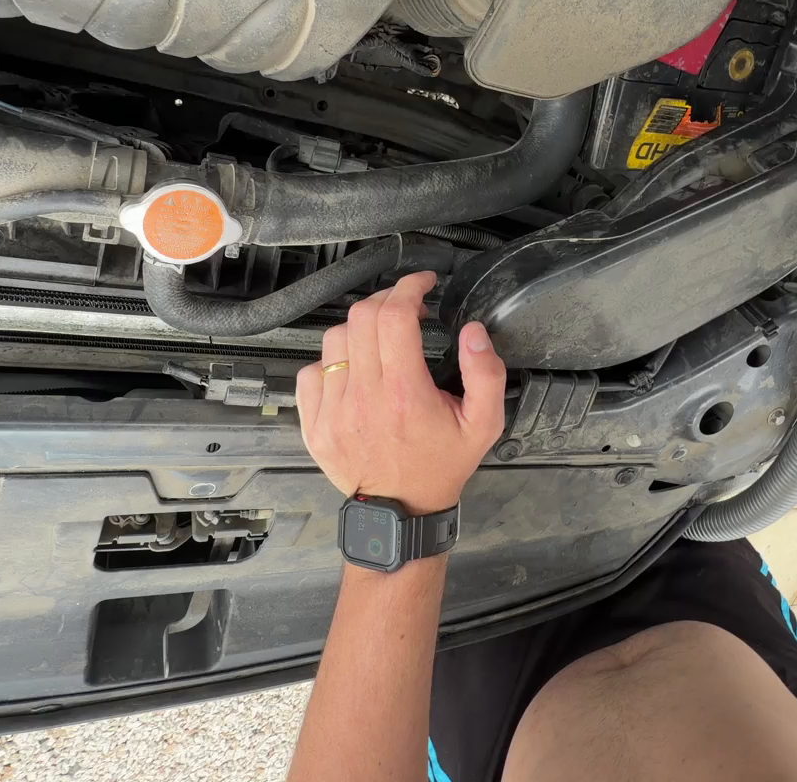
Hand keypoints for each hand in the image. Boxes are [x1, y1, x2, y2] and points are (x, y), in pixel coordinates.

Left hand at [295, 270, 506, 516]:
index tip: (422, 283)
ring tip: (380, 338)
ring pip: (334, 338)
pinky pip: (311, 371)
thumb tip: (473, 331)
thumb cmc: (441, 465)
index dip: (408, 287)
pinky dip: (331, 360)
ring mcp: (333, 410)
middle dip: (386, 300)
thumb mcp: (484, 423)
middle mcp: (364, 397)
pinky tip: (354, 369)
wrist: (401, 512)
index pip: (395, 315)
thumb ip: (486, 373)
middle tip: (405, 308)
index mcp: (405, 392)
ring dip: (360, 327)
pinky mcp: (314, 423)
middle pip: (361, 317)